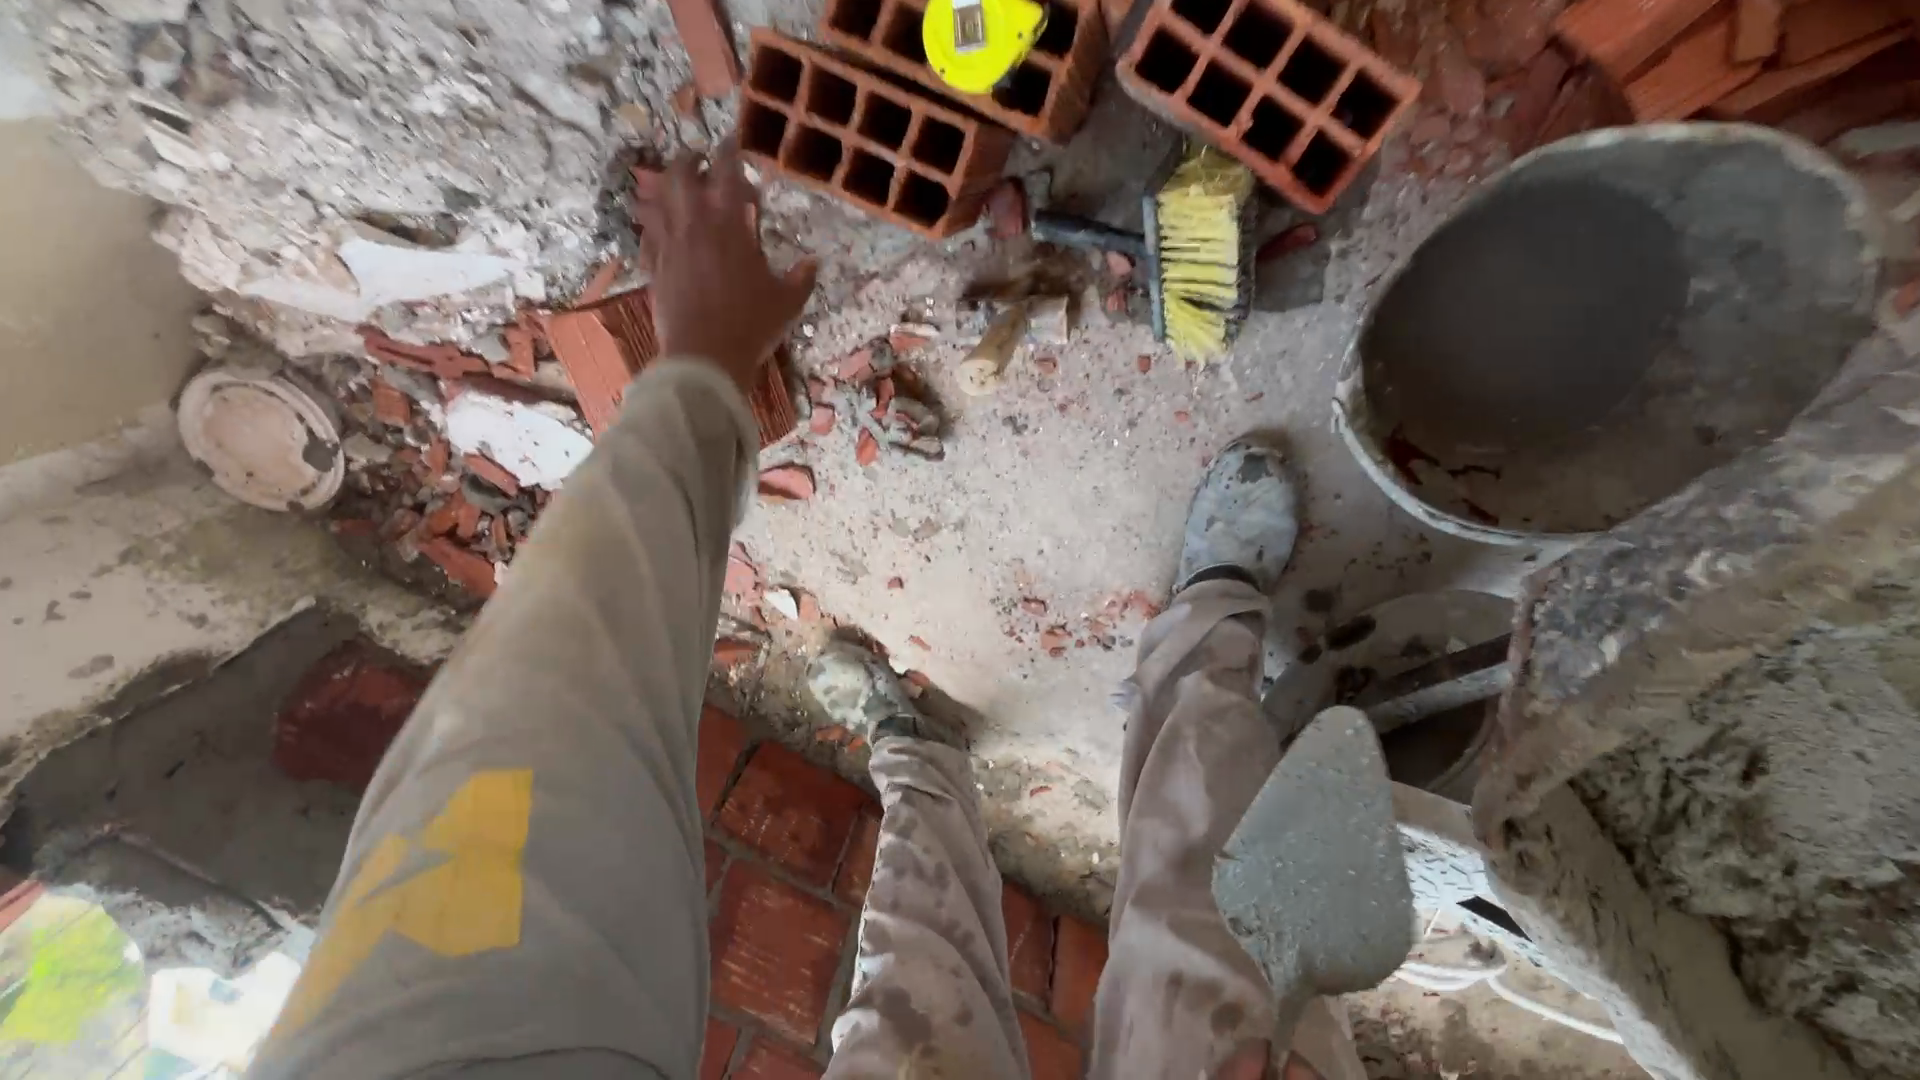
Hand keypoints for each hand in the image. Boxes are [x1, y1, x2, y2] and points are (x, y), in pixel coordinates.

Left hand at [631, 140, 818, 392]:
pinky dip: (653, 226)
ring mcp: (668, 245)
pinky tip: (659, 231)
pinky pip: (647, 235)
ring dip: (665, 189)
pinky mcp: (653, 268)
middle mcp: (693, 225)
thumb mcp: (787, 302)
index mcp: (728, 224)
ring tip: (674, 190)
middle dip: (688, 161)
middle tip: (697, 161)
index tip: (733, 142)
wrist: (705, 357)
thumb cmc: (751, 326)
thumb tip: (813, 262)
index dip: (730, 152)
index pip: (726, 171)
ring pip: (656, 201)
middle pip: (680, 175)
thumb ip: (801, 277)